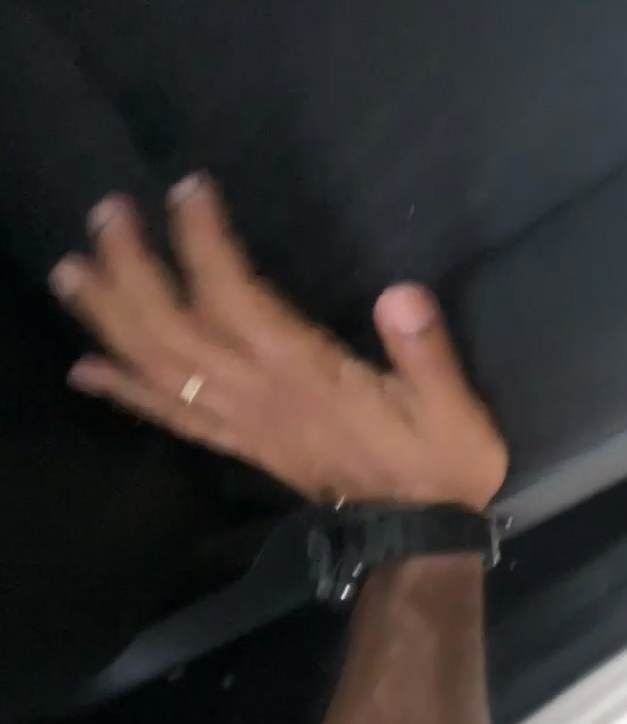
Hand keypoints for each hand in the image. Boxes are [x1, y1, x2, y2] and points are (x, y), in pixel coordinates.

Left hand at [51, 175, 506, 510]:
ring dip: (109, 315)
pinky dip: (126, 392)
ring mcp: (248, 423)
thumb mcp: (456, 408)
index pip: (235, 296)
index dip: (204, 241)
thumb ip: (426, 353)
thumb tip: (401, 292)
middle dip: (133, 264)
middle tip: (108, 212)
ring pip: (158, 365)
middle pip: (171, 324)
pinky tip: (88, 370)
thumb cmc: (444, 464)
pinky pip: (176, 417)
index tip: (189, 191)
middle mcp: (261, 393)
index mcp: (308, 375)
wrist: (423, 533)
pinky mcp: (250, 447)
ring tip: (73, 268)